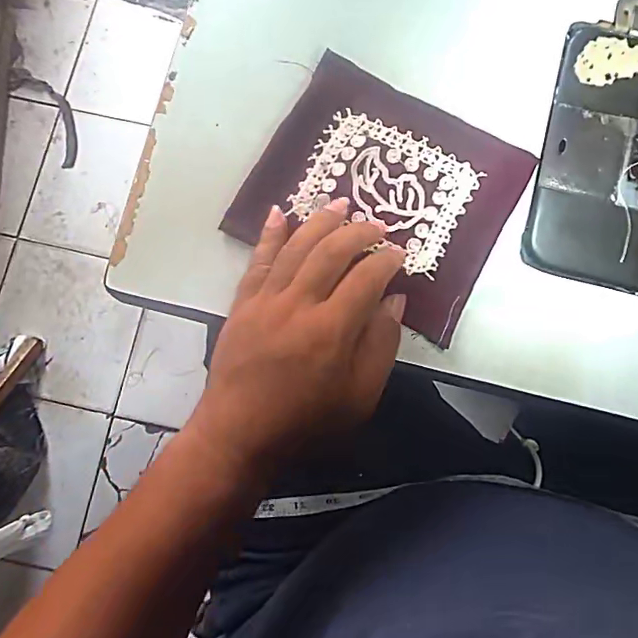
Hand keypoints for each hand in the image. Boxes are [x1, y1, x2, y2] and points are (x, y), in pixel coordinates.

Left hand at [185, 198, 405, 481]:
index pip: (366, 278)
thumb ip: (381, 346)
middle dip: (358, 232)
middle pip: (331, 252)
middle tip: (376, 225)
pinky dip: (269, 235)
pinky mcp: (243, 304)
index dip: (386, 260)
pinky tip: (279, 213)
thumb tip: (394, 301)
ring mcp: (266, 301)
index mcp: (331, 330)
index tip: (399, 253)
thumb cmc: (306, 423)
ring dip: (319, 221)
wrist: (238, 435)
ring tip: (340, 203)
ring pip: (296, 248)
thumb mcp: (360, 397)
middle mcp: (298, 305)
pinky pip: (258, 261)